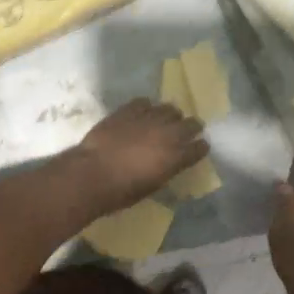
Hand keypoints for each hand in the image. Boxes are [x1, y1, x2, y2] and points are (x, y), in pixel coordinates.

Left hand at [68, 99, 208, 211]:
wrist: (92, 173)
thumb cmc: (122, 191)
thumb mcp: (152, 186)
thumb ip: (165, 170)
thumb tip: (167, 163)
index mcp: (177, 157)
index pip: (200, 148)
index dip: (200, 148)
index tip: (198, 148)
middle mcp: (168, 134)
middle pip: (191, 123)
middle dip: (191, 127)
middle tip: (186, 132)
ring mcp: (149, 118)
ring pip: (170, 108)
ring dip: (170, 116)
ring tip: (163, 121)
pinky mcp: (129, 110)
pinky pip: (145, 102)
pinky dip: (147, 108)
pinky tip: (142, 114)